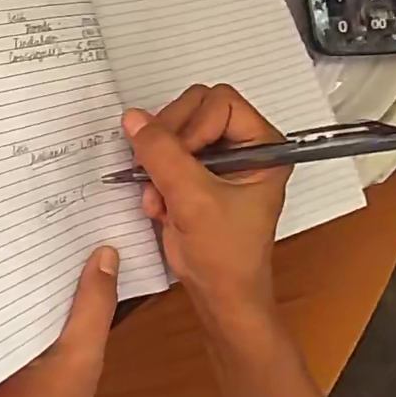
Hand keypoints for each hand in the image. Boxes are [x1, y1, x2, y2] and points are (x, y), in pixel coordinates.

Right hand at [122, 84, 287, 331]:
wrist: (219, 294)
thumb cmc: (225, 253)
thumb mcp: (194, 199)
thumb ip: (163, 154)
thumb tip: (133, 119)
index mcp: (262, 144)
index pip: (219, 102)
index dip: (193, 124)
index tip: (182, 158)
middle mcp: (241, 145)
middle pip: (193, 108)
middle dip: (169, 142)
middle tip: (158, 172)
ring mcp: (216, 158)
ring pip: (173, 130)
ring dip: (157, 162)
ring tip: (158, 196)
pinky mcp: (194, 173)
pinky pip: (163, 153)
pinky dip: (153, 176)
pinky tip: (158, 204)